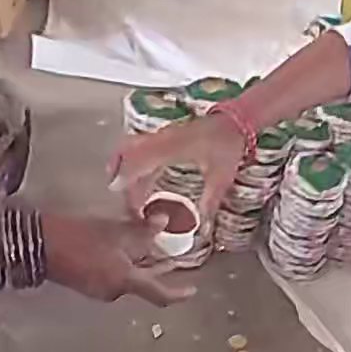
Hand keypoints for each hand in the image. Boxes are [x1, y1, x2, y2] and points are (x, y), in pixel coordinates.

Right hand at [46, 213, 197, 305]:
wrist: (32, 243)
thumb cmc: (77, 237)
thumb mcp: (114, 231)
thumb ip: (142, 230)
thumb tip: (163, 222)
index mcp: (126, 282)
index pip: (160, 295)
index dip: (179, 293)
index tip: (193, 291)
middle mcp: (116, 291)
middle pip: (145, 284)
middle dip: (160, 270)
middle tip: (174, 258)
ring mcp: (100, 289)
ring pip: (130, 278)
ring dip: (142, 265)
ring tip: (153, 248)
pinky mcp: (87, 283)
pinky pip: (115, 275)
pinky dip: (125, 264)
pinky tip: (126, 248)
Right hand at [110, 113, 245, 227]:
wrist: (234, 122)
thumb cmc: (227, 147)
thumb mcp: (220, 178)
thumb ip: (209, 203)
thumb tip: (204, 229)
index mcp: (170, 148)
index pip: (138, 162)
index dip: (125, 177)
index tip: (115, 191)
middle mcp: (161, 139)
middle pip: (128, 154)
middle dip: (120, 174)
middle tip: (121, 196)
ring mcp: (162, 136)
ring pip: (132, 148)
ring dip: (125, 166)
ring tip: (125, 188)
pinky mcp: (166, 136)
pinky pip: (142, 147)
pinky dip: (135, 161)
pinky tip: (140, 176)